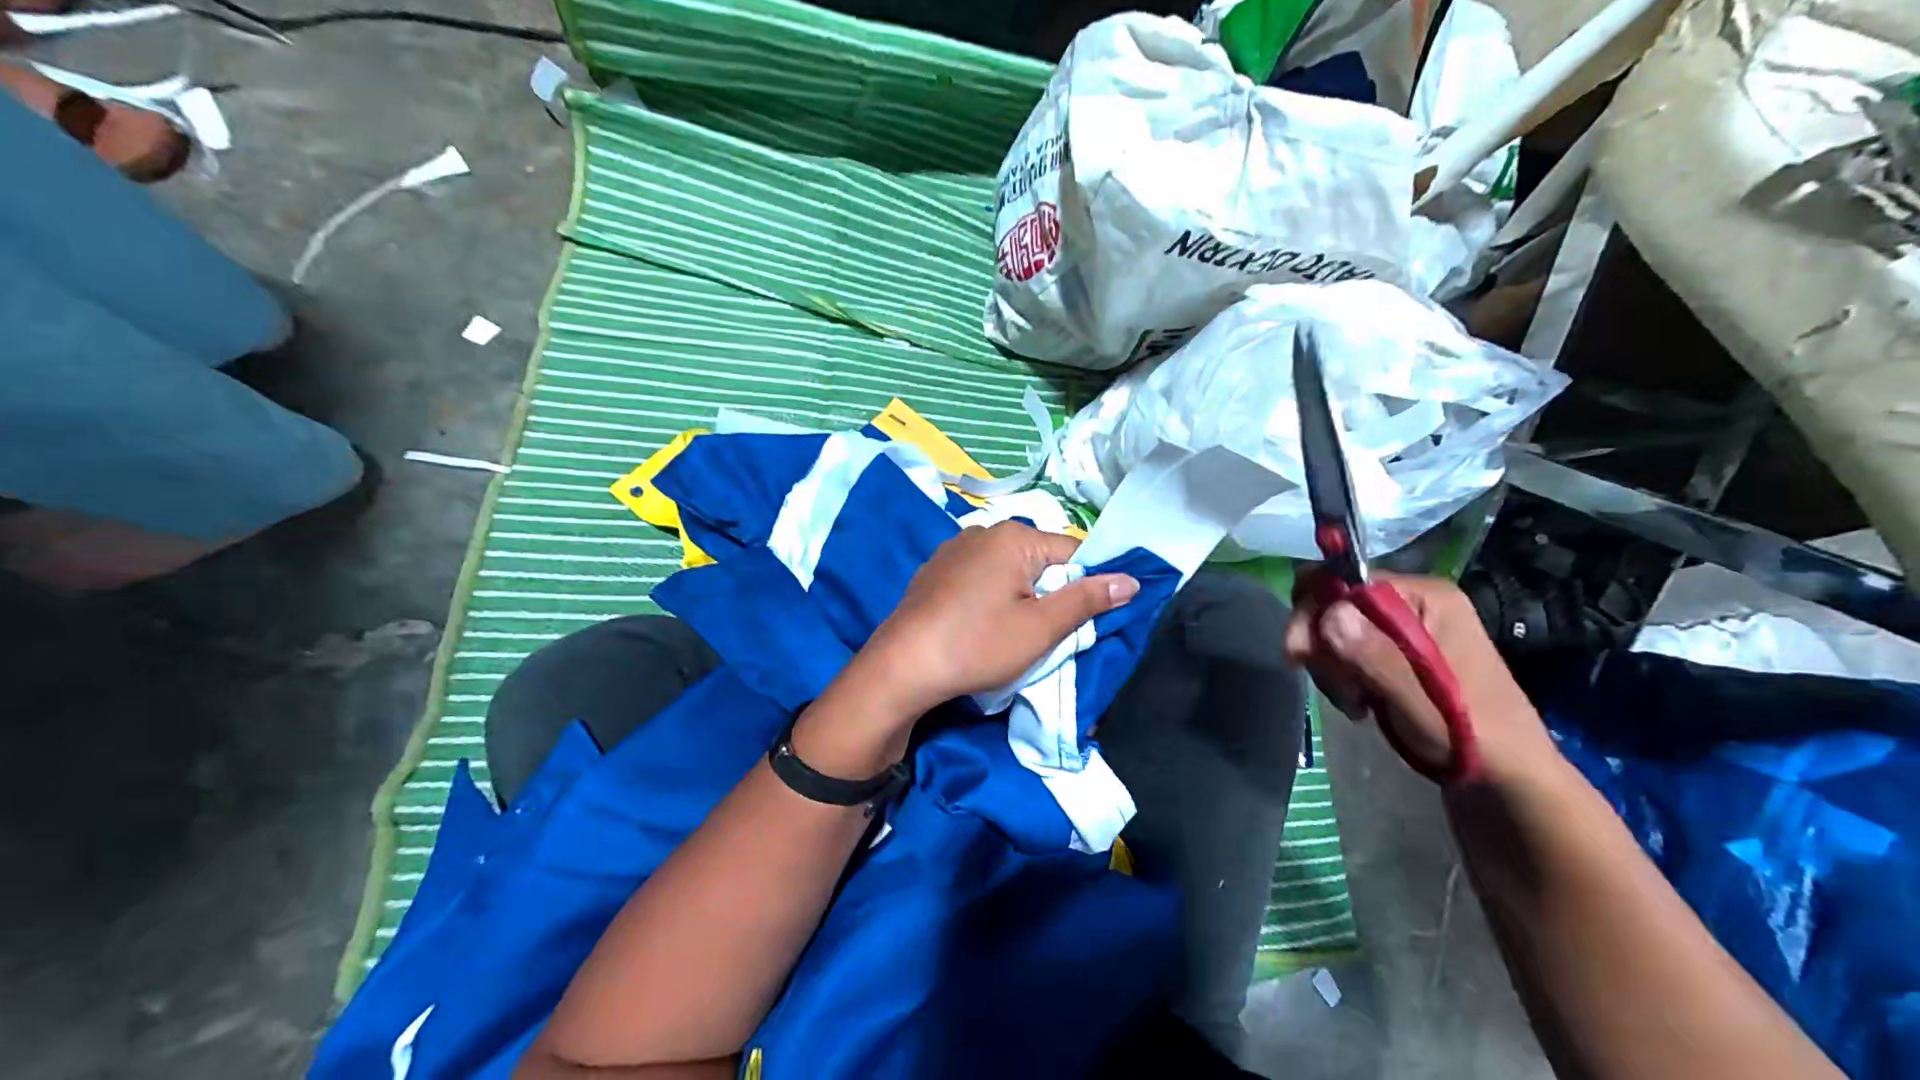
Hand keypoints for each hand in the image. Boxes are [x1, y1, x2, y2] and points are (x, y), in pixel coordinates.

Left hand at [856, 521, 1139, 717]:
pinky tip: (978, 627)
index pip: (1073, 551)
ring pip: (1007, 570)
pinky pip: (978, 578)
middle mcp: (982, 532)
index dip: (1086, 584)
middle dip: (1050, 593)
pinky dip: (988, 598)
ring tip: (1010, 635)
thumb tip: (1130, 579)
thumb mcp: (1040, 628)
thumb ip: (1086, 600)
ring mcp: (953, 550)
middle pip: (1039, 560)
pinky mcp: (933, 572)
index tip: (1084, 620)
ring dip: (1019, 597)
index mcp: (1013, 537)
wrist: (901, 667)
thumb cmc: (976, 645)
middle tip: (1045, 634)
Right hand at [1284, 570, 1556, 783]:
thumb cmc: (1472, 736)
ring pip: (1333, 630)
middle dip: (1320, 643)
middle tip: (1335, 686)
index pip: (1346, 580)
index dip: (1314, 611)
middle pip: (1334, 602)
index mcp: (1425, 597)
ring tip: (1355, 703)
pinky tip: (1359, 703)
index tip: (1298, 654)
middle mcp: (1412, 602)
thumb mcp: (1421, 700)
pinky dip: (1341, 677)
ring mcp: (1403, 628)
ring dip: (1331, 667)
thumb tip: (1330, 614)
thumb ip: (1376, 656)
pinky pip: (1345, 651)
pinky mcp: (1394, 653)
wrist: (1505, 778)